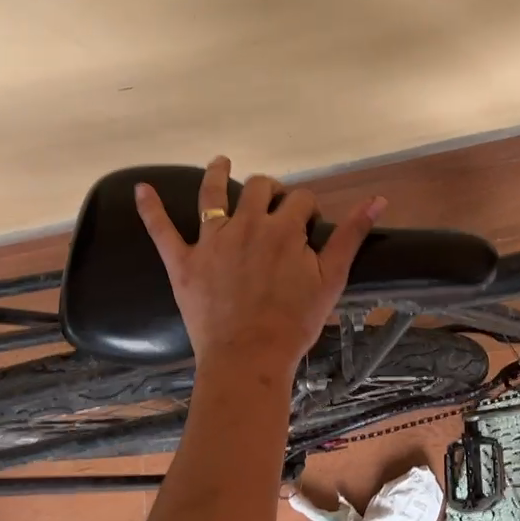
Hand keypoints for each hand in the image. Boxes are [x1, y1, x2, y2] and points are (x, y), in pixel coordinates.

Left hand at [134, 155, 386, 375]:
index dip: (308, 209)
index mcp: (283, 228)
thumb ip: (352, 234)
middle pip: (259, 188)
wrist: (249, 358)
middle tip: (275, 205)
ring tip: (220, 162)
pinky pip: (162, 230)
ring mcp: (211, 241)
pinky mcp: (183, 262)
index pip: (300, 199)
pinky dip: (150, 208)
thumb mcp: (332, 277)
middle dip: (271, 190)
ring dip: (216, 174)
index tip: (310, 226)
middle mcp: (246, 225)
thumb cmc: (295, 320)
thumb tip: (378, 199)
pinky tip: (141, 188)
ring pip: (213, 195)